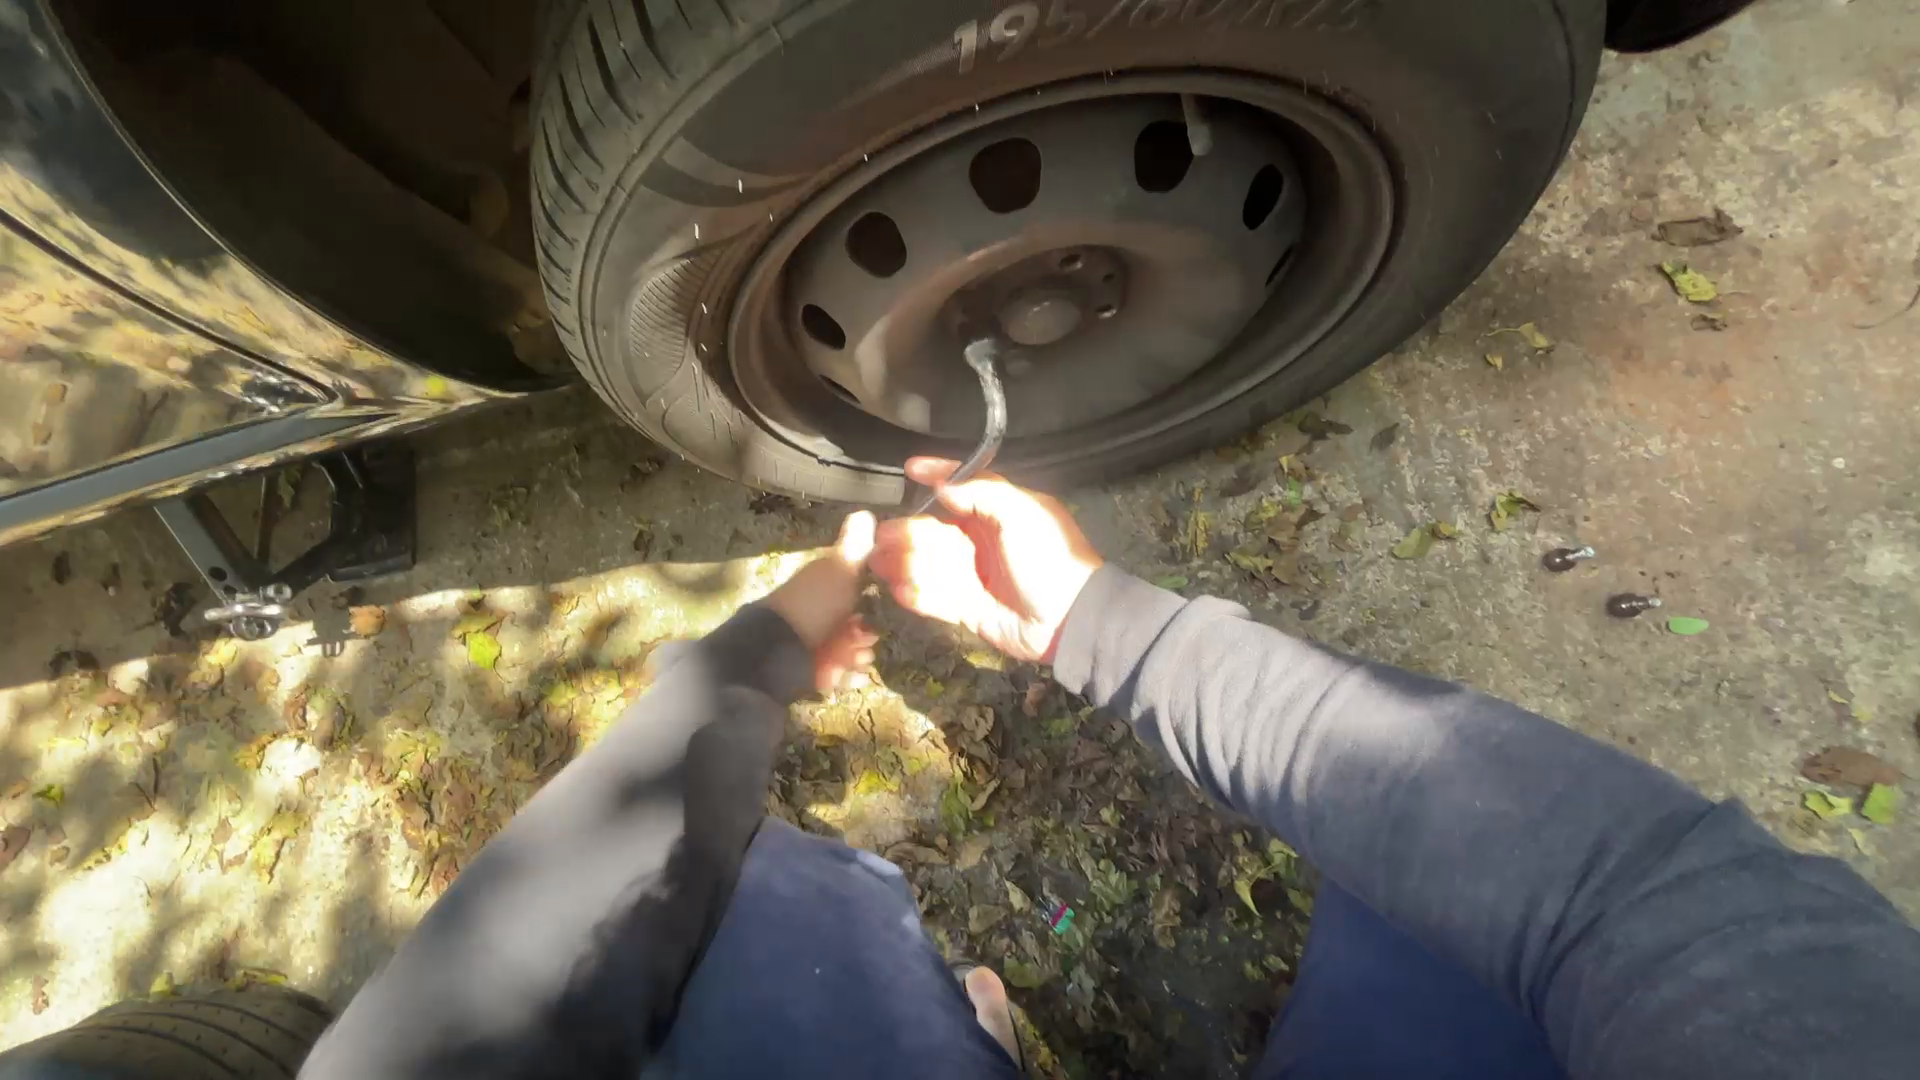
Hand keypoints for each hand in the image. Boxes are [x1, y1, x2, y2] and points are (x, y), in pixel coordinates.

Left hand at [763, 511, 879, 691]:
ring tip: (851, 662)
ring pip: (851, 654)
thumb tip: (865, 511)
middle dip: (866, 638)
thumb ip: (857, 546)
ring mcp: (814, 644)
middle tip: (862, 643)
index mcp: (824, 588)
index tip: (873, 616)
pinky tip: (845, 676)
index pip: (859, 596)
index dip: (873, 607)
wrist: (777, 650)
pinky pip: (838, 676)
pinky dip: (845, 677)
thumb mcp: (840, 569)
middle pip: (858, 629)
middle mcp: (819, 614)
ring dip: (857, 659)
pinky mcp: (809, 671)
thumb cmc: (813, 605)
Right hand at [870, 458, 1101, 662]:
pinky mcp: (967, 609)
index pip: (963, 486)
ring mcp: (973, 575)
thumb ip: (984, 493)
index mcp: (999, 512)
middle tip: (883, 536)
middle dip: (908, 532)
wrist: (1070, 618)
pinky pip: (935, 598)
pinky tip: (901, 589)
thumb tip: (944, 485)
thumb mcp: (1023, 513)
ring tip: (881, 564)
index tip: (911, 469)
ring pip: (930, 564)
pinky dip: (917, 593)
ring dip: (905, 563)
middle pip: (935, 531)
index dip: (938, 475)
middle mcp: (982, 540)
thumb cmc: (1050, 557)